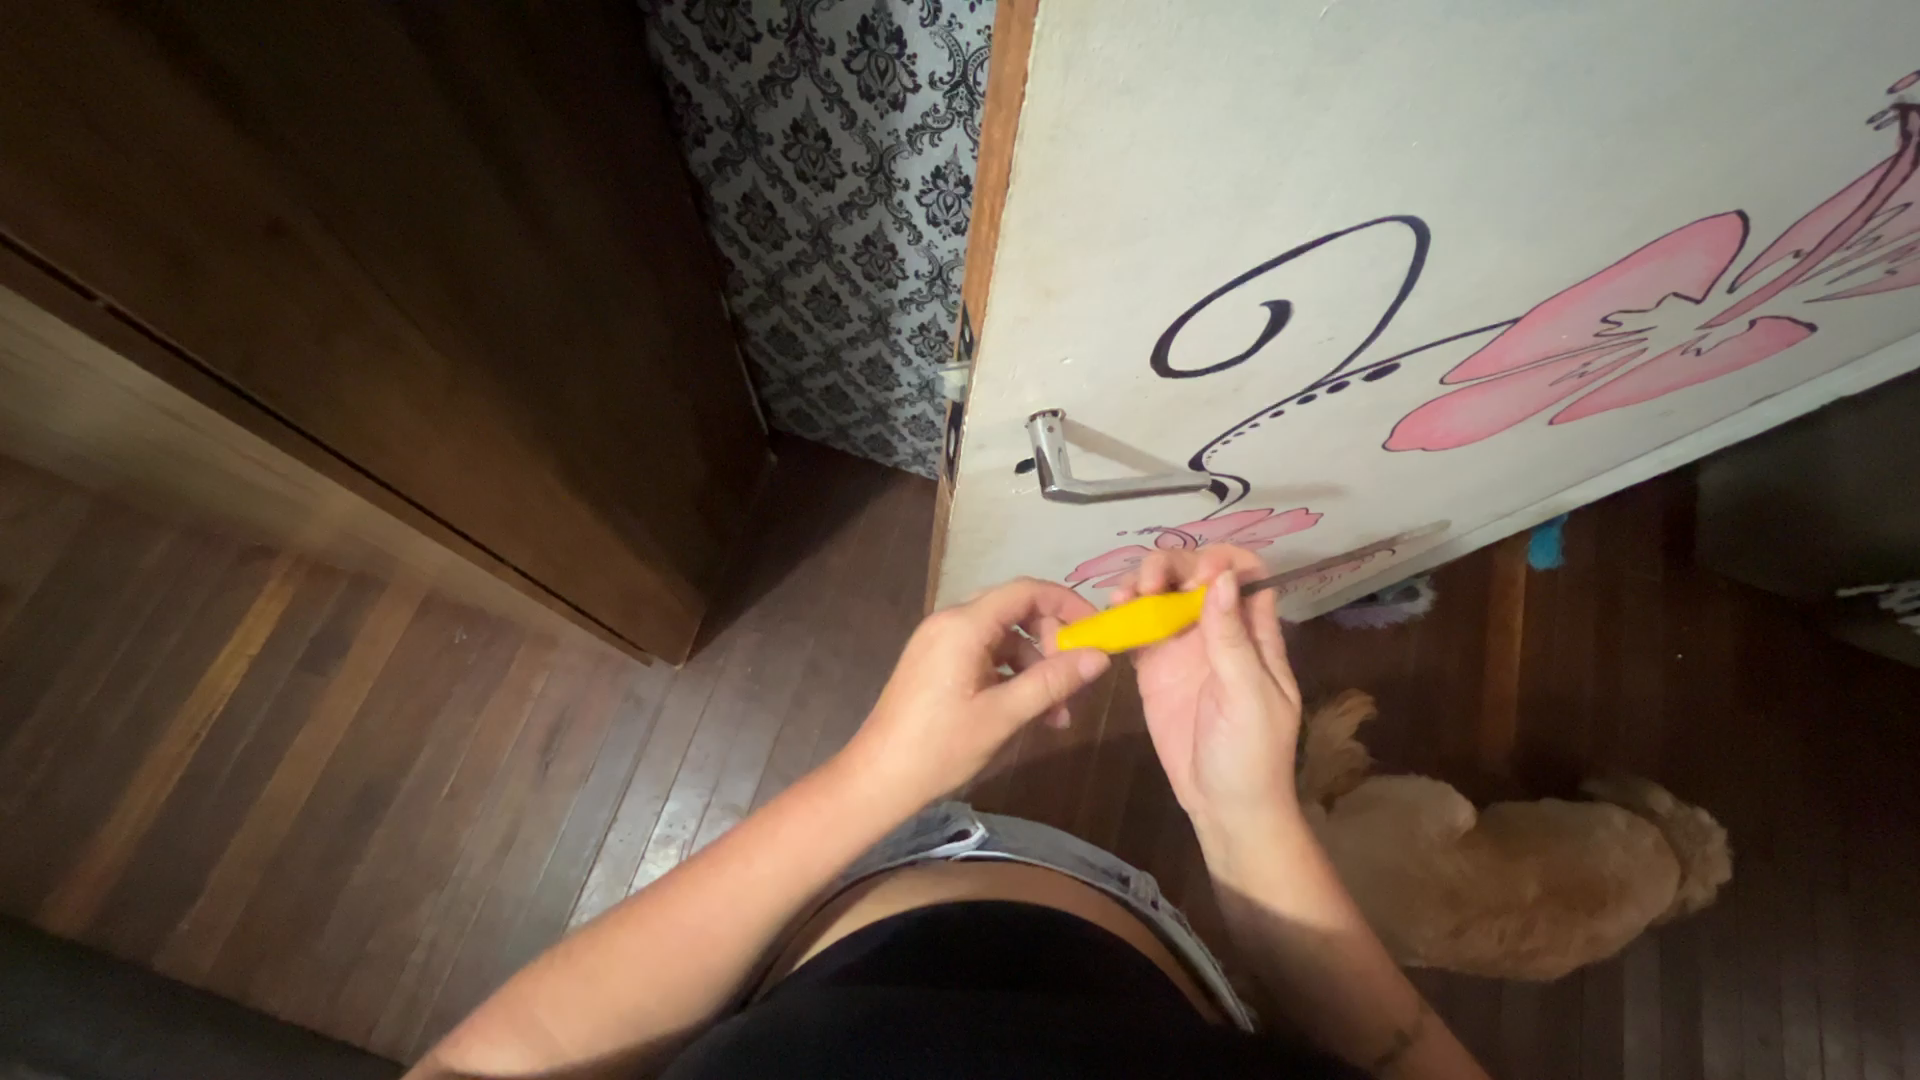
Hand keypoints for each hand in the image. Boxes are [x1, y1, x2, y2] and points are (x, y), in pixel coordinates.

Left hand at [838, 578, 1111, 809]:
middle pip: (1015, 611)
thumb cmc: (940, 747)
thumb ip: (1052, 681)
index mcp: (964, 625)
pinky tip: (1029, 713)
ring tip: (1058, 715)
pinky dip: (1010, 676)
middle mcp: (950, 622)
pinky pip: (984, 655)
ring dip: (1034, 667)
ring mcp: (940, 642)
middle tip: (1076, 679)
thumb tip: (1100, 656)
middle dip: (1052, 641)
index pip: (1026, 590)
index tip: (1096, 632)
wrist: (878, 779)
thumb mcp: (1003, 715)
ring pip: (1002, 638)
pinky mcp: (936, 663)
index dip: (1066, 604)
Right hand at [1113, 545, 1303, 843]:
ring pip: (1163, 596)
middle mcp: (1217, 631)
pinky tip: (1110, 613)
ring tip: (1124, 595)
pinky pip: (1137, 628)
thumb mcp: (1249, 696)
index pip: (1246, 575)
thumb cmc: (1251, 754)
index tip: (1198, 573)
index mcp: (1253, 634)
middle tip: (1150, 583)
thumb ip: (1232, 639)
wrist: (1222, 806)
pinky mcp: (1153, 667)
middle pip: (1196, 576)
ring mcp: (1182, 647)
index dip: (1223, 562)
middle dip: (1173, 567)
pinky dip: (1123, 614)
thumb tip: (1221, 579)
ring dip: (1143, 584)